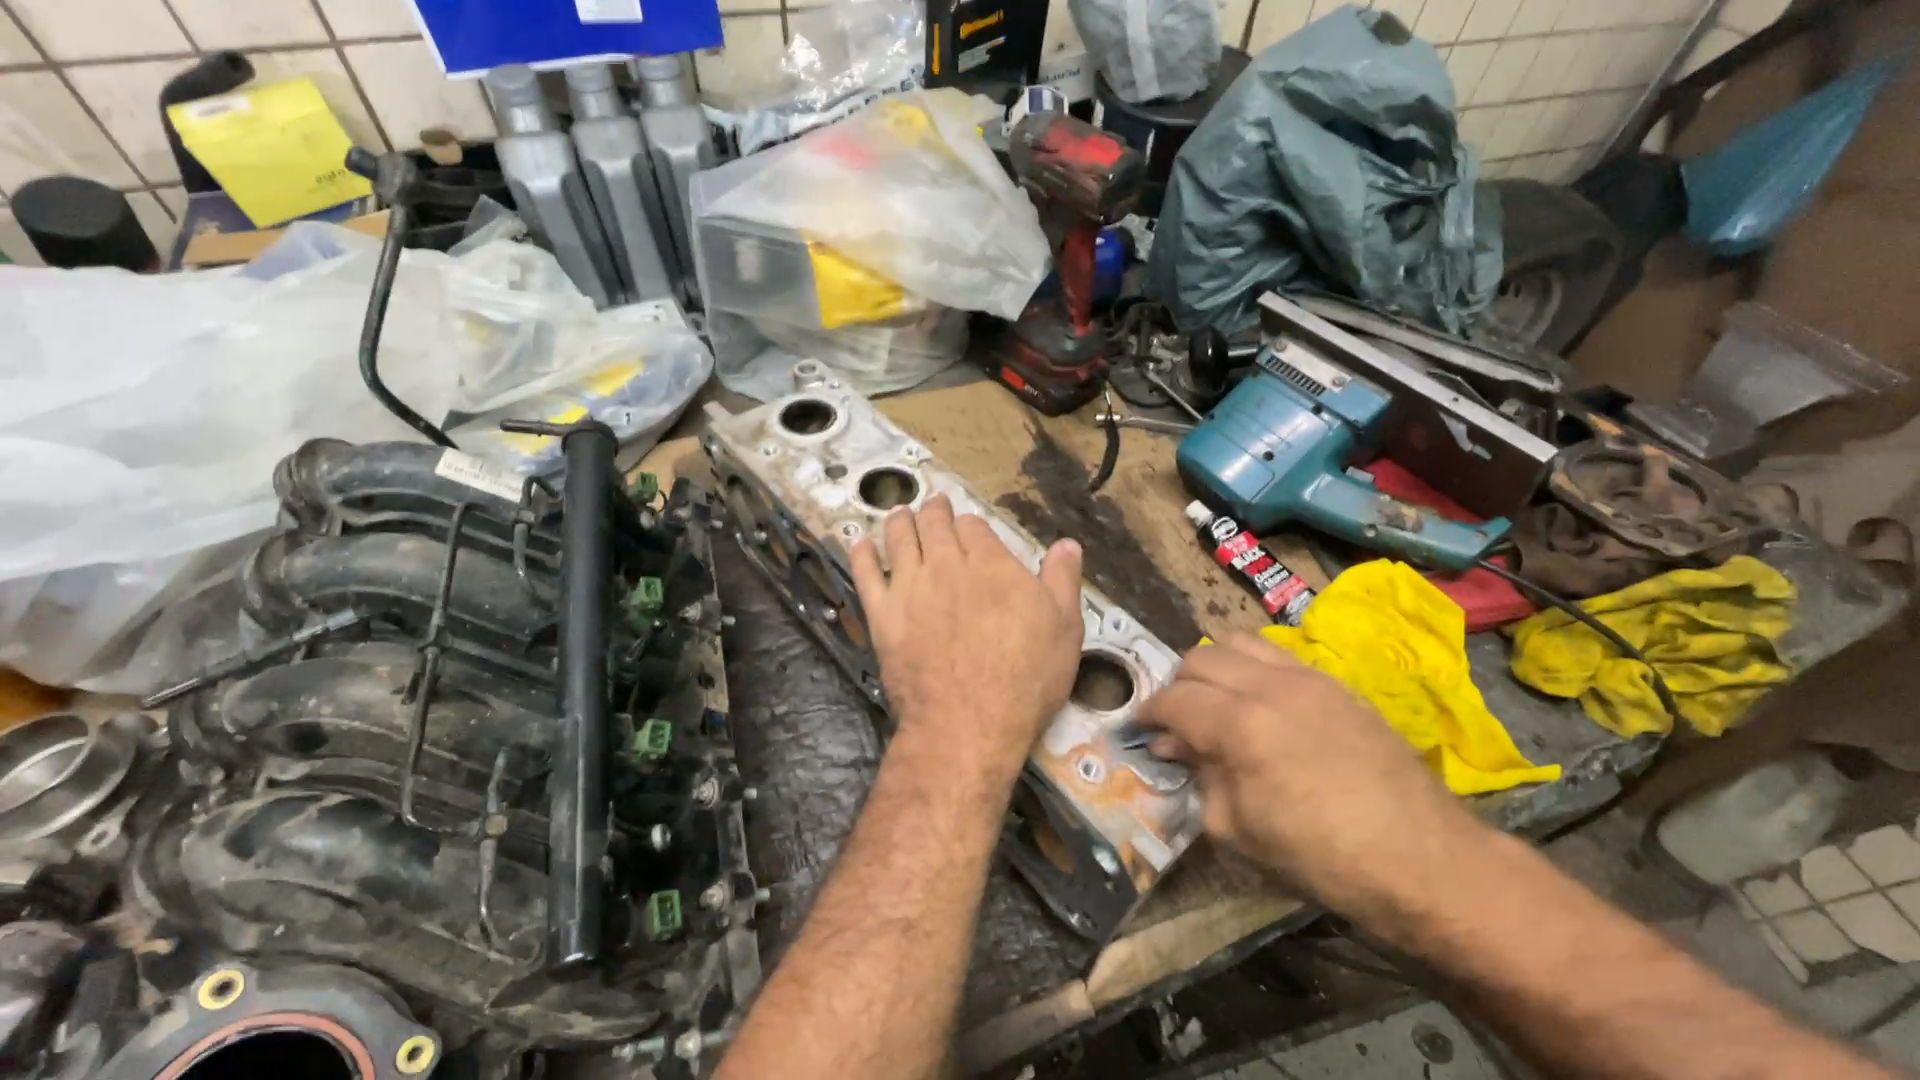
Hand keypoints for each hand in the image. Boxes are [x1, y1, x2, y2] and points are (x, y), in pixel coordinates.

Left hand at [849, 495, 1084, 786]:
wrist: (968, 721)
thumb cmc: (1026, 678)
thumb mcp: (1064, 628)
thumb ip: (1062, 581)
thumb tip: (1067, 544)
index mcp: (991, 564)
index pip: (974, 527)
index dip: (971, 524)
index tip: (969, 526)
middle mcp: (947, 566)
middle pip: (934, 526)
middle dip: (934, 511)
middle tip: (932, 505)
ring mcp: (910, 588)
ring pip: (899, 540)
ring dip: (899, 521)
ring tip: (898, 514)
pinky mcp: (882, 615)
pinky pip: (865, 575)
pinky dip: (861, 554)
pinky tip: (858, 543)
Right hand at [1142, 635, 1483, 917]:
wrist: (1420, 860)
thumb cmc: (1320, 859)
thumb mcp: (1238, 831)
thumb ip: (1200, 778)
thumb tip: (1176, 746)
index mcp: (1241, 726)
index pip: (1175, 698)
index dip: (1149, 711)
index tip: (1141, 728)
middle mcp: (1271, 687)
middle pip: (1202, 658)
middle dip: (1178, 684)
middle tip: (1177, 720)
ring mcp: (1309, 679)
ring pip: (1240, 642)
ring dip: (1216, 666)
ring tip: (1215, 701)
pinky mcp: (1338, 685)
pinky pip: (1279, 655)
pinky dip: (1253, 668)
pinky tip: (1260, 703)